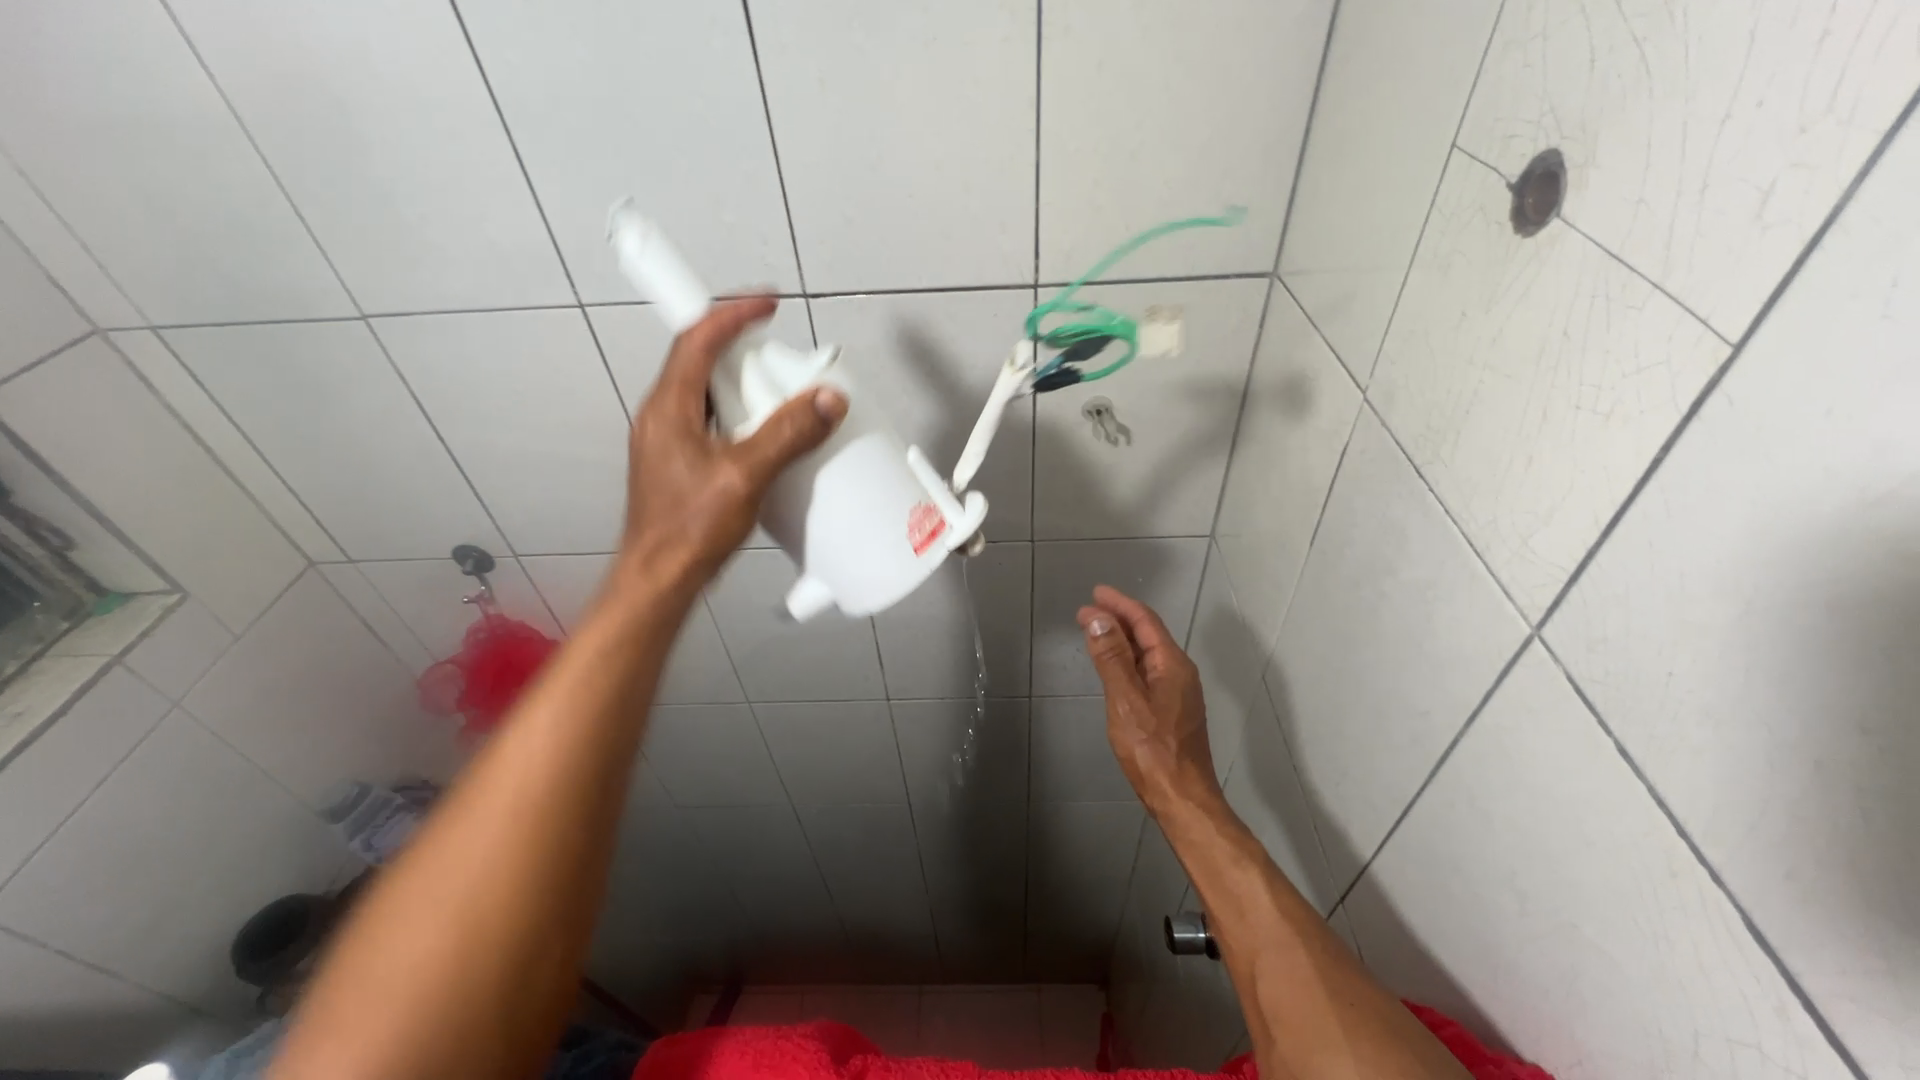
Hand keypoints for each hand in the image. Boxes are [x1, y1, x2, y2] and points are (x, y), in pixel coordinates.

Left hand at [617, 295, 845, 589]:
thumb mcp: (746, 477)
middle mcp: (662, 417)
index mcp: (669, 408)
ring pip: (705, 393)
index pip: (697, 339)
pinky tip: (766, 437)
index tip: (767, 303)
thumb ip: (787, 435)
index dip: (732, 313)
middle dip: (740, 346)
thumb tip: (826, 399)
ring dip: (741, 383)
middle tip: (780, 352)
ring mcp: (667, 441)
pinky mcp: (678, 464)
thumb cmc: (689, 530)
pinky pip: (710, 421)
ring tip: (780, 392)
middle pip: (699, 361)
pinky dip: (739, 415)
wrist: (659, 579)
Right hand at [1078, 585, 1219, 813]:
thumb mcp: (1125, 700)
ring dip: (1122, 639)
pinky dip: (1128, 660)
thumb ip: (1111, 657)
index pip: (1145, 621)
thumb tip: (1097, 617)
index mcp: (1172, 665)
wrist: (1181, 796)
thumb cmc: (1152, 749)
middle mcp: (1180, 673)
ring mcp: (1178, 693)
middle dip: (1119, 618)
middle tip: (1088, 610)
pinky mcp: (1172, 711)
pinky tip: (1115, 668)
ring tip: (1096, 631)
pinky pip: (1148, 672)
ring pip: (1148, 654)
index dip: (1120, 604)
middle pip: (1149, 635)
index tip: (1095, 593)